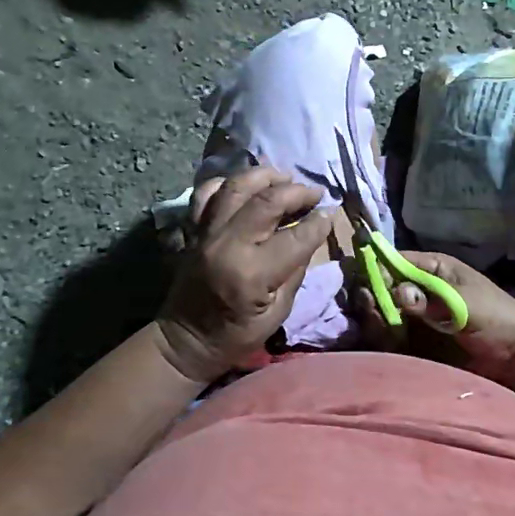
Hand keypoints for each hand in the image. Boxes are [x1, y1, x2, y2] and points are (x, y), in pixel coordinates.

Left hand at [156, 168, 332, 381]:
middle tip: (314, 192)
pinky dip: (226, 183)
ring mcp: (206, 233)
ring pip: (236, 187)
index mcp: (252, 273)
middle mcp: (228, 244)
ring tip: (284, 177)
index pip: (295, 237)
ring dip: (263, 176)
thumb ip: (294, 272)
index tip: (330, 212)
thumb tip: (310, 237)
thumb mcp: (276, 314)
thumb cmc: (234, 336)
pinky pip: (207, 193)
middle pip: (266, 201)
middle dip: (296, 192)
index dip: (318, 222)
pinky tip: (245, 185)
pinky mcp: (193, 230)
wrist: (185, 339)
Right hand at [357, 251, 514, 385]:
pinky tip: (382, 340)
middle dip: (371, 295)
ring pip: (382, 311)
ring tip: (377, 325)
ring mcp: (415, 316)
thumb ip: (433, 299)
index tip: (362, 281)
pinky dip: (382, 337)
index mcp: (433, 269)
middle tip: (367, 306)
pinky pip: (390, 335)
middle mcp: (418, 289)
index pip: (395, 261)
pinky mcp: (415, 341)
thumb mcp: (468, 304)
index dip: (376, 268)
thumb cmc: (499, 319)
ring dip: (374, 317)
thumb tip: (398, 293)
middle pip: (382, 286)